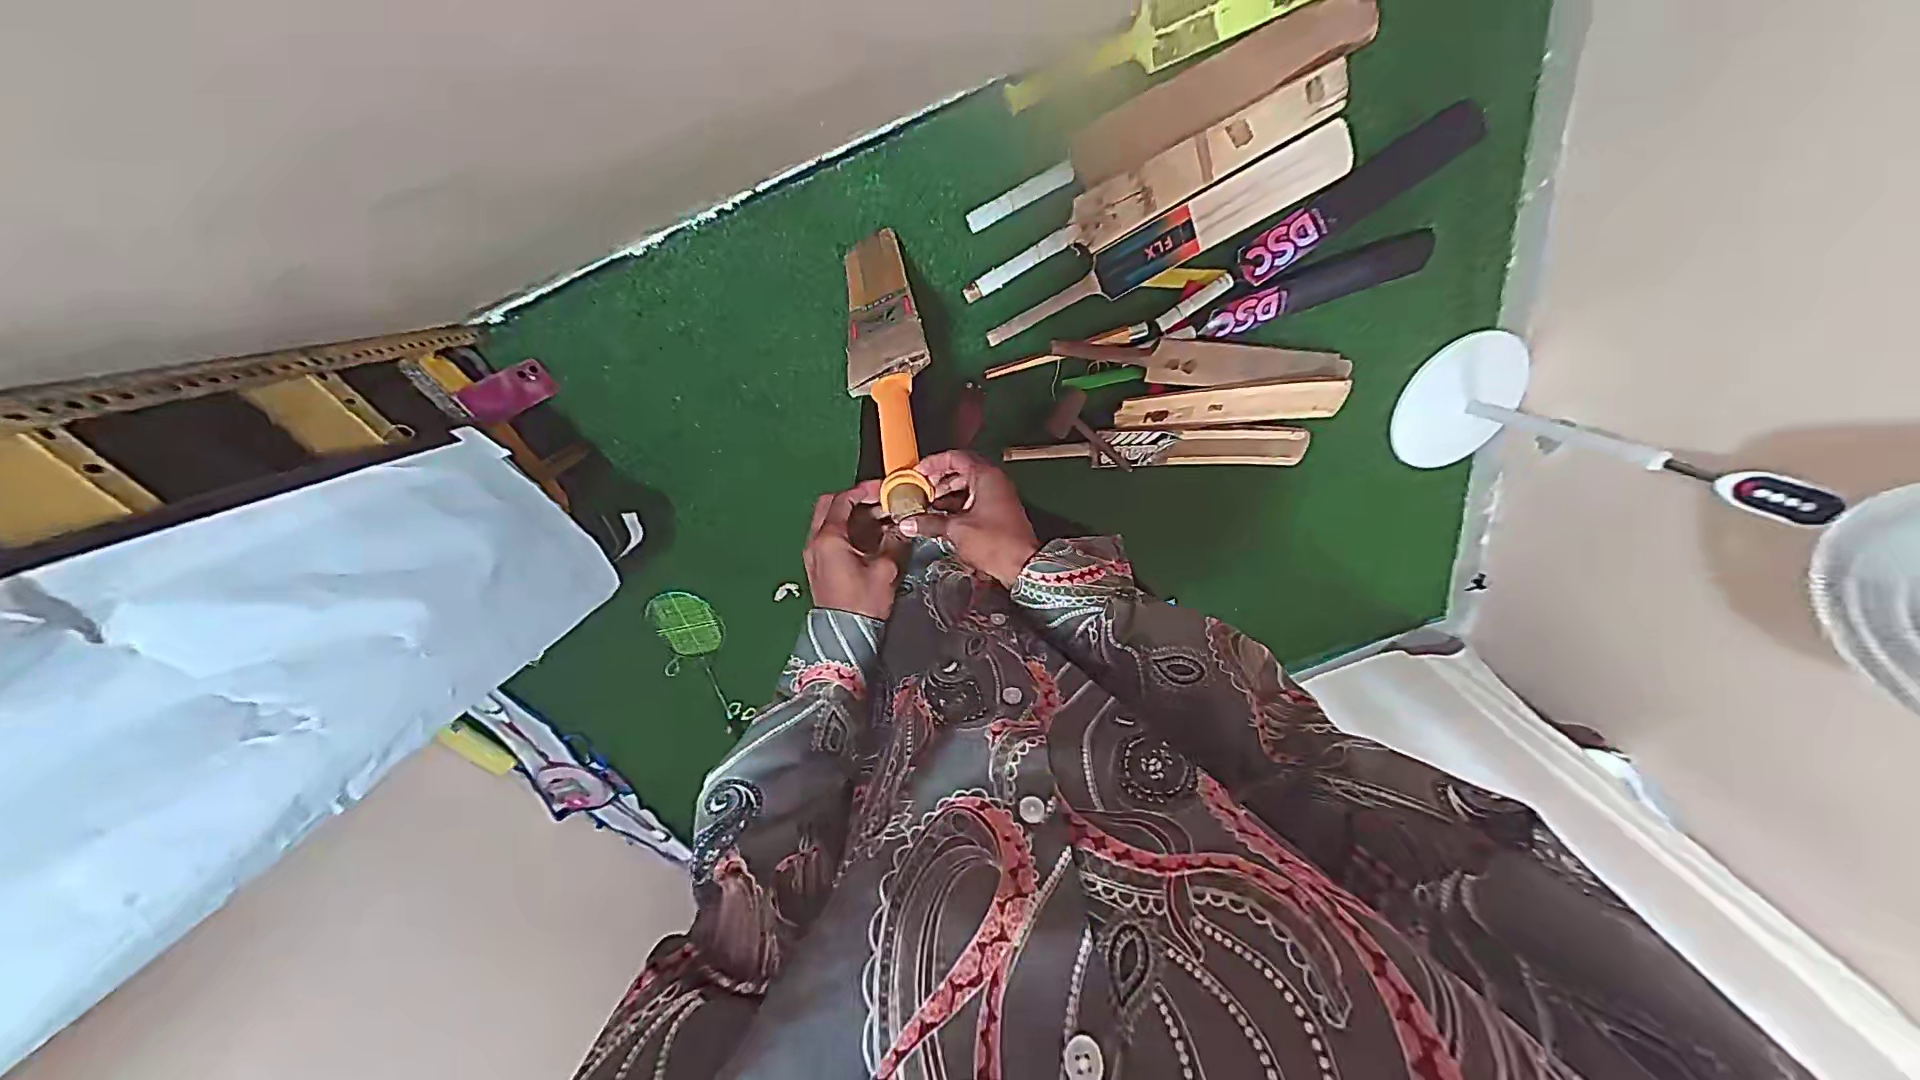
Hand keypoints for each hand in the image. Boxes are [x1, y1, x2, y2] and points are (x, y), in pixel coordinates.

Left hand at [804, 482, 905, 618]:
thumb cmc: (860, 606)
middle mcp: (815, 543)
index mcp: (829, 539)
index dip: (864, 490)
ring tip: (877, 519)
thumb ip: (895, 542)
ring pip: (828, 520)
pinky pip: (828, 537)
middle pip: (829, 505)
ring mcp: (813, 554)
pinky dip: (846, 530)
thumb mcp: (886, 569)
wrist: (845, 635)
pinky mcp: (818, 565)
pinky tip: (867, 538)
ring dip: (850, 515)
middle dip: (853, 499)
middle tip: (876, 501)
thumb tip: (901, 527)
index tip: (881, 490)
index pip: (843, 500)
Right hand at [899, 450, 1039, 585]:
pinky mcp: (998, 510)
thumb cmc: (996, 542)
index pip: (955, 457)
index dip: (933, 463)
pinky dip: (958, 504)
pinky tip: (942, 516)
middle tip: (921, 489)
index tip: (918, 472)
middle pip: (961, 470)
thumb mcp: (956, 530)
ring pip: (967, 485)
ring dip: (947, 493)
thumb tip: (909, 523)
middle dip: (938, 479)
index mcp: (986, 476)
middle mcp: (994, 481)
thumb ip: (930, 523)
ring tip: (928, 504)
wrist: (1022, 564)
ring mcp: (998, 495)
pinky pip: (974, 499)